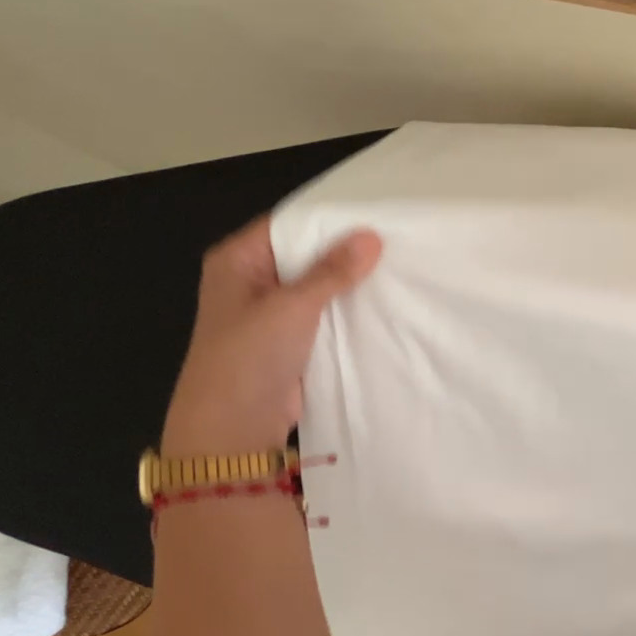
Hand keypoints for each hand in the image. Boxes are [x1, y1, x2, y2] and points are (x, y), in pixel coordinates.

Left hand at [162, 219, 381, 454]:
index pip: (287, 225)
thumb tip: (371, 236)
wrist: (235, 424)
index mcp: (237, 261)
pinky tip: (384, 303)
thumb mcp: (292, 306)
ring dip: (351, 282)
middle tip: (397, 238)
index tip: (375, 212)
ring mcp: (274, 312)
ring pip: (319, 286)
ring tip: (399, 266)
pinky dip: (350, 309)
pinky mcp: (294, 339)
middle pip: (306, 255)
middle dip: (346, 251)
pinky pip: (327, 314)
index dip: (328, 218)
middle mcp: (253, 280)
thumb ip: (332, 271)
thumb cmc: (250, 355)